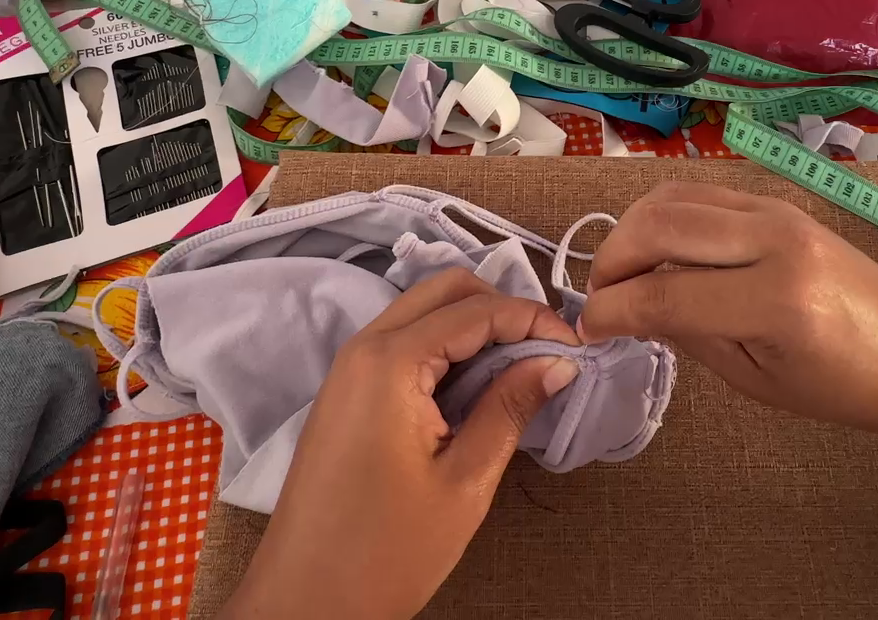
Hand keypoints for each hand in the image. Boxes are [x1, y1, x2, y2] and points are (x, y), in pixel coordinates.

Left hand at [222, 269, 581, 619]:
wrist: (301, 608)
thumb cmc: (385, 553)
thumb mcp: (463, 482)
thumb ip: (510, 407)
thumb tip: (558, 362)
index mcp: (391, 361)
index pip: (476, 310)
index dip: (533, 319)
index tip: (576, 346)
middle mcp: (365, 345)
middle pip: (445, 289)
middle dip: (502, 306)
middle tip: (545, 349)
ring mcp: (351, 364)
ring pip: (424, 309)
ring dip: (474, 323)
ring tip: (520, 364)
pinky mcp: (348, 388)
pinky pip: (406, 339)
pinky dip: (447, 344)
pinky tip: (477, 381)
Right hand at [578, 181, 877, 441]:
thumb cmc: (839, 388)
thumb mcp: (754, 380)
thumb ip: (686, 333)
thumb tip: (627, 308)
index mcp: (777, 301)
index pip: (666, 293)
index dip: (612, 310)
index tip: (586, 329)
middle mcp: (775, 239)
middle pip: (660, 226)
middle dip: (612, 260)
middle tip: (599, 297)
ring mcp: (776, 210)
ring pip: (673, 198)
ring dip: (631, 231)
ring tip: (623, 272)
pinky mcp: (775, 200)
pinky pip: (699, 194)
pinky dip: (662, 217)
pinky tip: (657, 249)